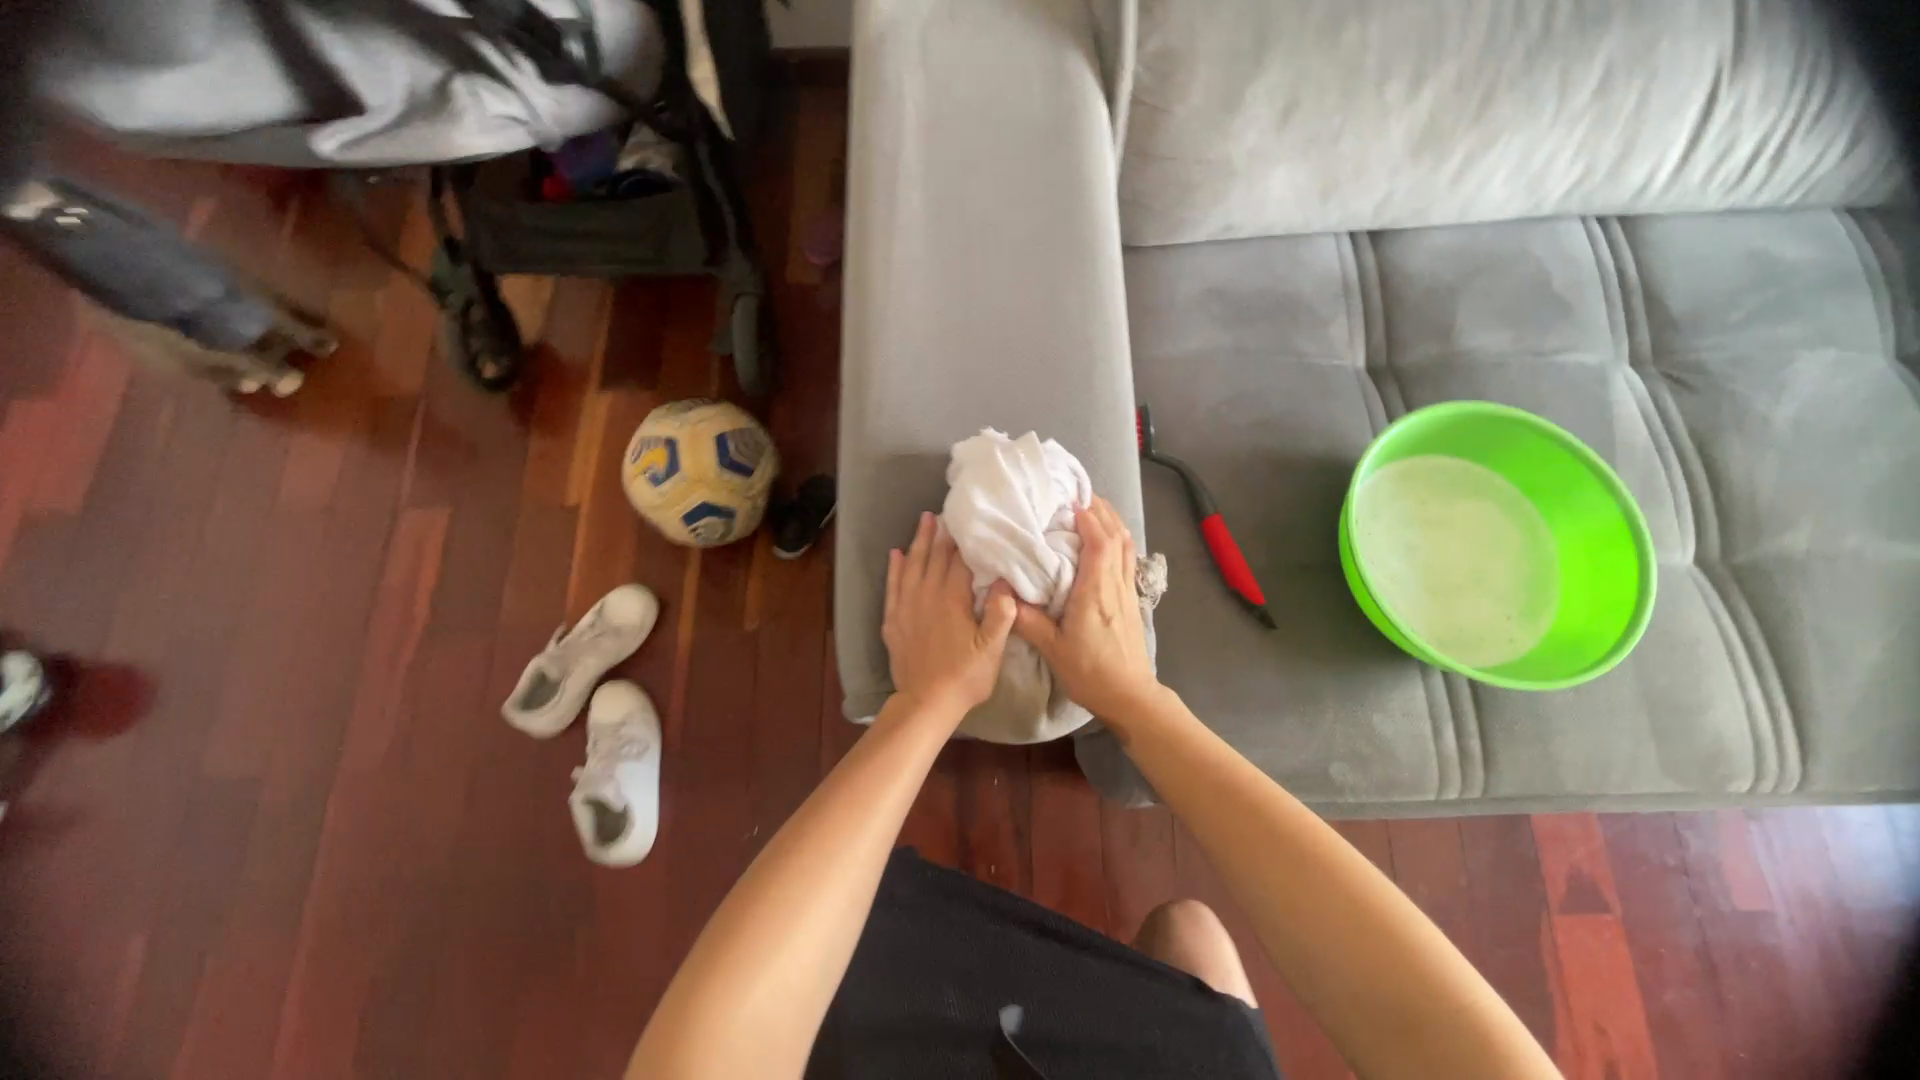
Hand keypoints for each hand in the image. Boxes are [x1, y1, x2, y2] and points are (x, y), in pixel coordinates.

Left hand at [883, 511, 1017, 718]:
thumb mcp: (992, 648)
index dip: (963, 541)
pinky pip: (893, 587)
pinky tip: (896, 555)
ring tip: (923, 521)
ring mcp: (906, 608)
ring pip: (911, 567)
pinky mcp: (893, 622)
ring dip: (918, 543)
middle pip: (933, 558)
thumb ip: (1000, 612)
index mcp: (952, 599)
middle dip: (940, 534)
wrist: (926, 703)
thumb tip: (1004, 579)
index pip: (958, 562)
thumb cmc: (965, 676)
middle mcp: (926, 596)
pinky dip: (895, 569)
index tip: (967, 521)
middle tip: (943, 512)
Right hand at [1011, 497, 1164, 726]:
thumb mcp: (1052, 649)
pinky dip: (1118, 540)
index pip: (1099, 542)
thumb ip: (1027, 620)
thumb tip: (1002, 594)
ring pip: (1126, 545)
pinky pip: (1128, 559)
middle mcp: (1115, 584)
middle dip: (1101, 510)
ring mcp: (1127, 591)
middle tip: (1078, 494)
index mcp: (1096, 591)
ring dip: (1112, 522)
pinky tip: (1106, 540)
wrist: (1129, 695)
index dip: (1088, 517)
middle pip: (1117, 535)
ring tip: (1093, 509)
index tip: (1068, 501)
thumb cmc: (1090, 672)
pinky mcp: (1132, 600)